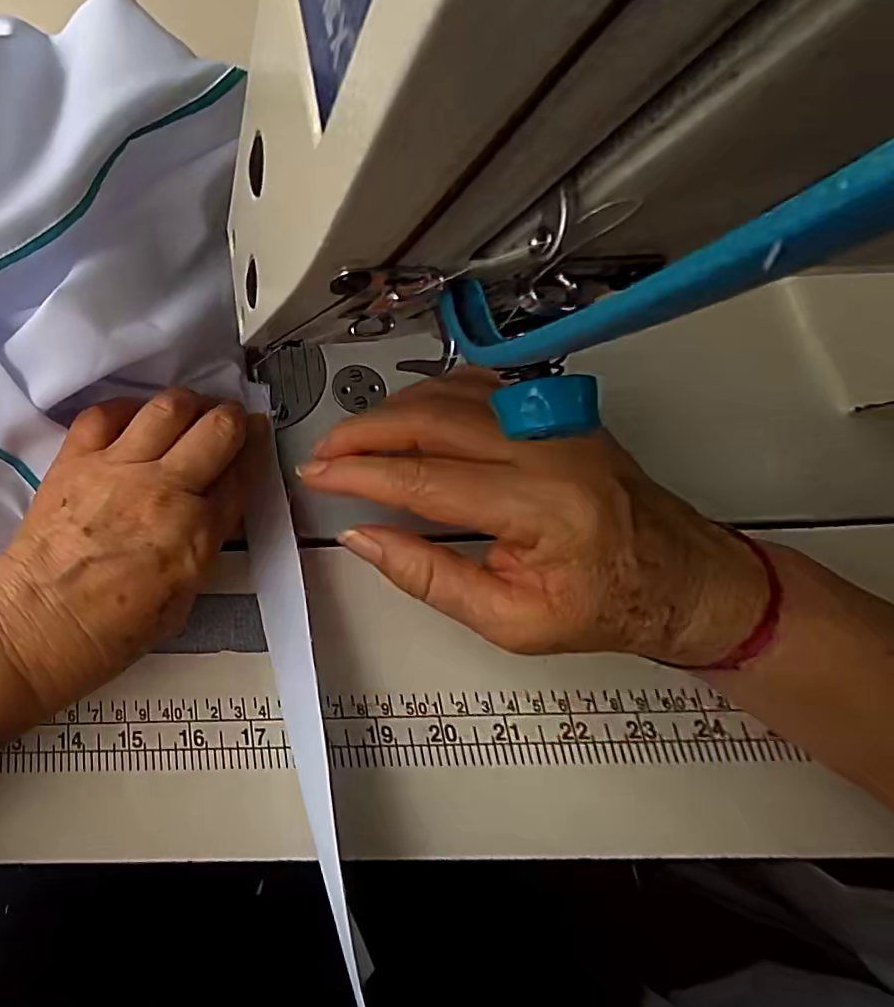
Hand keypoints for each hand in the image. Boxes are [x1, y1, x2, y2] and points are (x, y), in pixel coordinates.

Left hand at [0, 388, 258, 747]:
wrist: (39, 618)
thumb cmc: (110, 628)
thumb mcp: (182, 600)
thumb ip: (201, 546)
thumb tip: (205, 511)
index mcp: (199, 534)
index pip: (242, 474)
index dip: (252, 454)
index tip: (252, 444)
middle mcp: (165, 491)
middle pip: (218, 429)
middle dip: (229, 420)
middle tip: (223, 424)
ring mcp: (118, 469)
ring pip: (168, 407)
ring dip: (185, 404)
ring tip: (183, 413)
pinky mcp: (74, 460)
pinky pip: (104, 413)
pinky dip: (124, 409)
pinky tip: (131, 420)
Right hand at [296, 369, 768, 666]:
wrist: (692, 581)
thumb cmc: (608, 605)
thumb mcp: (509, 621)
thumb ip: (426, 578)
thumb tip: (361, 538)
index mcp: (542, 510)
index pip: (421, 478)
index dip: (355, 474)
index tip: (314, 475)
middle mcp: (550, 453)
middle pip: (427, 420)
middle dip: (359, 433)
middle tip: (321, 454)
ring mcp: (555, 425)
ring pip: (445, 394)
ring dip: (385, 412)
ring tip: (349, 440)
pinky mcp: (554, 415)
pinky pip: (474, 385)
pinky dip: (424, 395)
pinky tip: (400, 416)